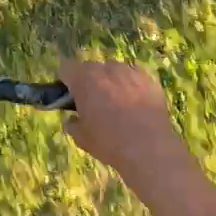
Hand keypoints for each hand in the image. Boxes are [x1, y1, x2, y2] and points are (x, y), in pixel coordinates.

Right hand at [59, 60, 200, 190]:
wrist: (149, 149)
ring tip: (117, 100)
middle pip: (90, 67)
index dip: (66, 80)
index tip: (71, 94)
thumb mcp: (81, 138)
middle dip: (89, 80)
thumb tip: (72, 119)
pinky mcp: (148, 78)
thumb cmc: (109, 143)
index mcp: (84, 81)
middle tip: (94, 100)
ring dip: (110, 79)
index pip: (66, 67)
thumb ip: (72, 124)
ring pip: (113, 68)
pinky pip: (134, 74)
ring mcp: (129, 71)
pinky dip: (130, 83)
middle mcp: (105, 69)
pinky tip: (135, 99)